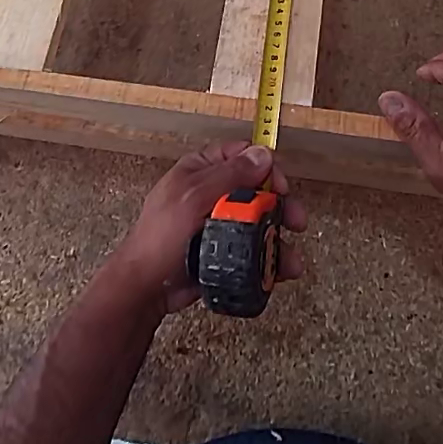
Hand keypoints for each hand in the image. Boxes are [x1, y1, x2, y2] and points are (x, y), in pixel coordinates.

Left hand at [108, 142, 307, 314]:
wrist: (146, 289)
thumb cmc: (161, 237)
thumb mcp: (194, 197)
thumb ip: (229, 175)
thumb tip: (263, 154)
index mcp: (201, 170)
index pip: (240, 155)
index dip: (264, 166)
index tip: (280, 186)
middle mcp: (213, 193)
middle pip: (258, 190)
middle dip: (281, 205)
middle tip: (297, 221)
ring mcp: (221, 223)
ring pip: (261, 222)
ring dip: (280, 237)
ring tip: (292, 260)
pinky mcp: (226, 251)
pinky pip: (255, 248)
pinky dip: (271, 257)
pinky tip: (284, 270)